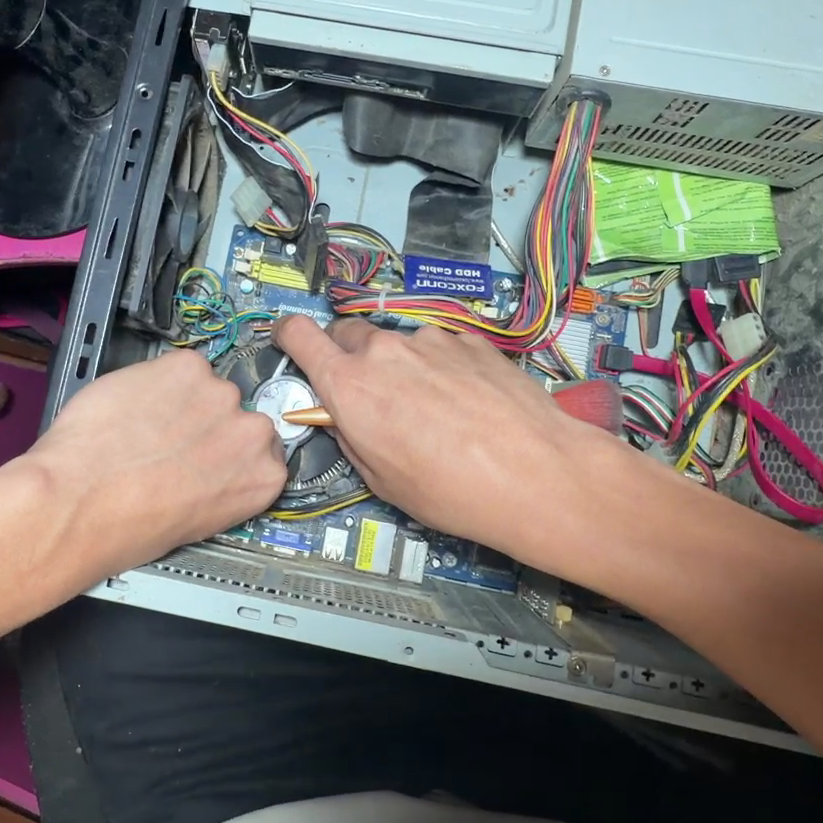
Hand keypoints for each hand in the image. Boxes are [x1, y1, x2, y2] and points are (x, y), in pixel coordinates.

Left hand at [25, 350, 284, 576]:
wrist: (82, 502)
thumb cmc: (128, 528)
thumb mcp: (195, 524)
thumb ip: (217, 485)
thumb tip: (203, 469)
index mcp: (264, 478)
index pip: (262, 447)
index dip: (227, 448)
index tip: (209, 451)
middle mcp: (253, 433)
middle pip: (233, 413)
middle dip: (205, 422)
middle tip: (168, 442)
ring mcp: (221, 395)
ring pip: (204, 386)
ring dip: (180, 399)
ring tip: (142, 426)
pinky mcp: (186, 367)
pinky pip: (176, 366)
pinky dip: (155, 379)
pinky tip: (132, 408)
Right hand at [275, 315, 631, 559]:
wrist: (534, 473)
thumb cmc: (451, 489)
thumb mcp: (381, 480)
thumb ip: (352, 437)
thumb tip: (347, 419)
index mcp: (350, 385)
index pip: (299, 334)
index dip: (288, 334)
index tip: (289, 340)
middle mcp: (385, 351)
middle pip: (347, 333)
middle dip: (347, 357)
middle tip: (367, 392)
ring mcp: (431, 340)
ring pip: (398, 343)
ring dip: (400, 365)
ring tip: (431, 409)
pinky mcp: (471, 341)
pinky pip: (441, 347)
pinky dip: (441, 367)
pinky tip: (465, 402)